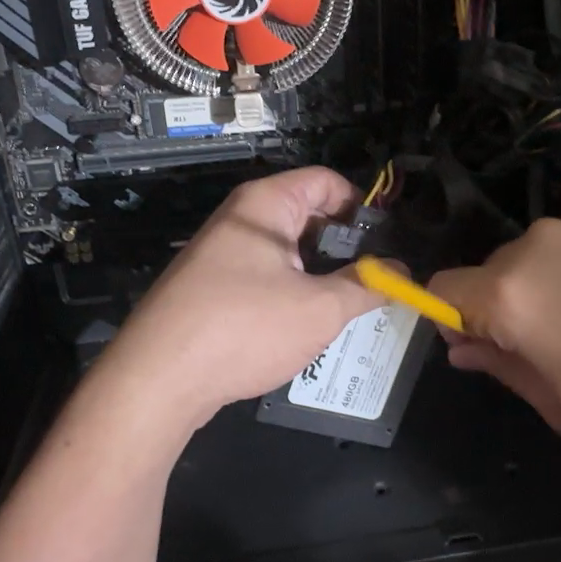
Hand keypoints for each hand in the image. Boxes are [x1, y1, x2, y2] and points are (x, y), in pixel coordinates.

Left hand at [92, 167, 380, 429]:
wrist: (158, 380)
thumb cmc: (245, 328)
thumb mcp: (320, 308)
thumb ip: (368, 286)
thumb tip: (401, 271)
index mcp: (265, 204)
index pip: (326, 181)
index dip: (362, 207)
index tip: (387, 243)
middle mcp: (240, 218)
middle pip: (307, 215)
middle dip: (344, 246)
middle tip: (376, 280)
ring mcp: (222, 253)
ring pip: (287, 250)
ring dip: (319, 274)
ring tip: (348, 307)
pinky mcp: (211, 287)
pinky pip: (264, 275)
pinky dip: (290, 292)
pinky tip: (304, 326)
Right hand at [428, 217, 560, 485]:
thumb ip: (503, 367)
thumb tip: (464, 347)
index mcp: (513, 292)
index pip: (443, 289)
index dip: (449, 321)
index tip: (474, 352)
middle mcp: (542, 245)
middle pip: (491, 272)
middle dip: (500, 311)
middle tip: (543, 361)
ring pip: (537, 262)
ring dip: (544, 296)